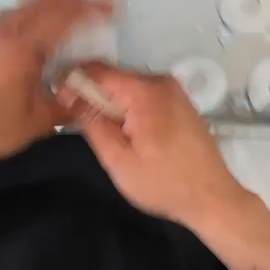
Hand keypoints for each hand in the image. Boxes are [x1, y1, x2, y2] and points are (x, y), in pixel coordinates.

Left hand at [0, 0, 113, 167]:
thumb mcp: (38, 122)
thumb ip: (69, 106)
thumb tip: (92, 97)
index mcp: (25, 47)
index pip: (65, 13)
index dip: (92, 7)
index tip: (113, 9)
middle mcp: (9, 32)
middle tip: (101, 9)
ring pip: (32, 3)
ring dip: (59, 3)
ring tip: (81, 16)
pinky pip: (21, 14)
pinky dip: (41, 13)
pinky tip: (50, 32)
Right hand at [63, 64, 259, 228]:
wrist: (213, 198)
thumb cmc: (163, 184)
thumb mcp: (118, 159)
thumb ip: (92, 122)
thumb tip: (67, 93)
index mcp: (145, 92)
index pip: (98, 71)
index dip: (73, 80)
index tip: (57, 99)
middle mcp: (162, 82)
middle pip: (114, 78)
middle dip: (92, 94)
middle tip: (75, 121)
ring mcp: (175, 91)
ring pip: (129, 88)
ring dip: (111, 104)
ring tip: (102, 131)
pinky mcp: (180, 103)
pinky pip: (145, 96)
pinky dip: (129, 108)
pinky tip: (126, 133)